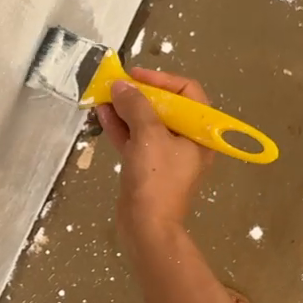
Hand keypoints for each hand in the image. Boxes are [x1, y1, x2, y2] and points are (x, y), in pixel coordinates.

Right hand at [94, 67, 213, 245]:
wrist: (147, 227)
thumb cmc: (156, 179)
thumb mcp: (148, 135)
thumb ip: (136, 105)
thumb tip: (121, 85)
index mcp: (200, 132)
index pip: (187, 92)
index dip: (161, 79)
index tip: (135, 76)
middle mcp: (187, 141)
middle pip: (165, 106)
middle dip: (139, 93)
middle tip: (116, 85)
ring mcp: (166, 155)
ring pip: (146, 122)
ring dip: (125, 108)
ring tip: (103, 96)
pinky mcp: (147, 167)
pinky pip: (135, 139)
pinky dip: (120, 126)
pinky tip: (102, 114)